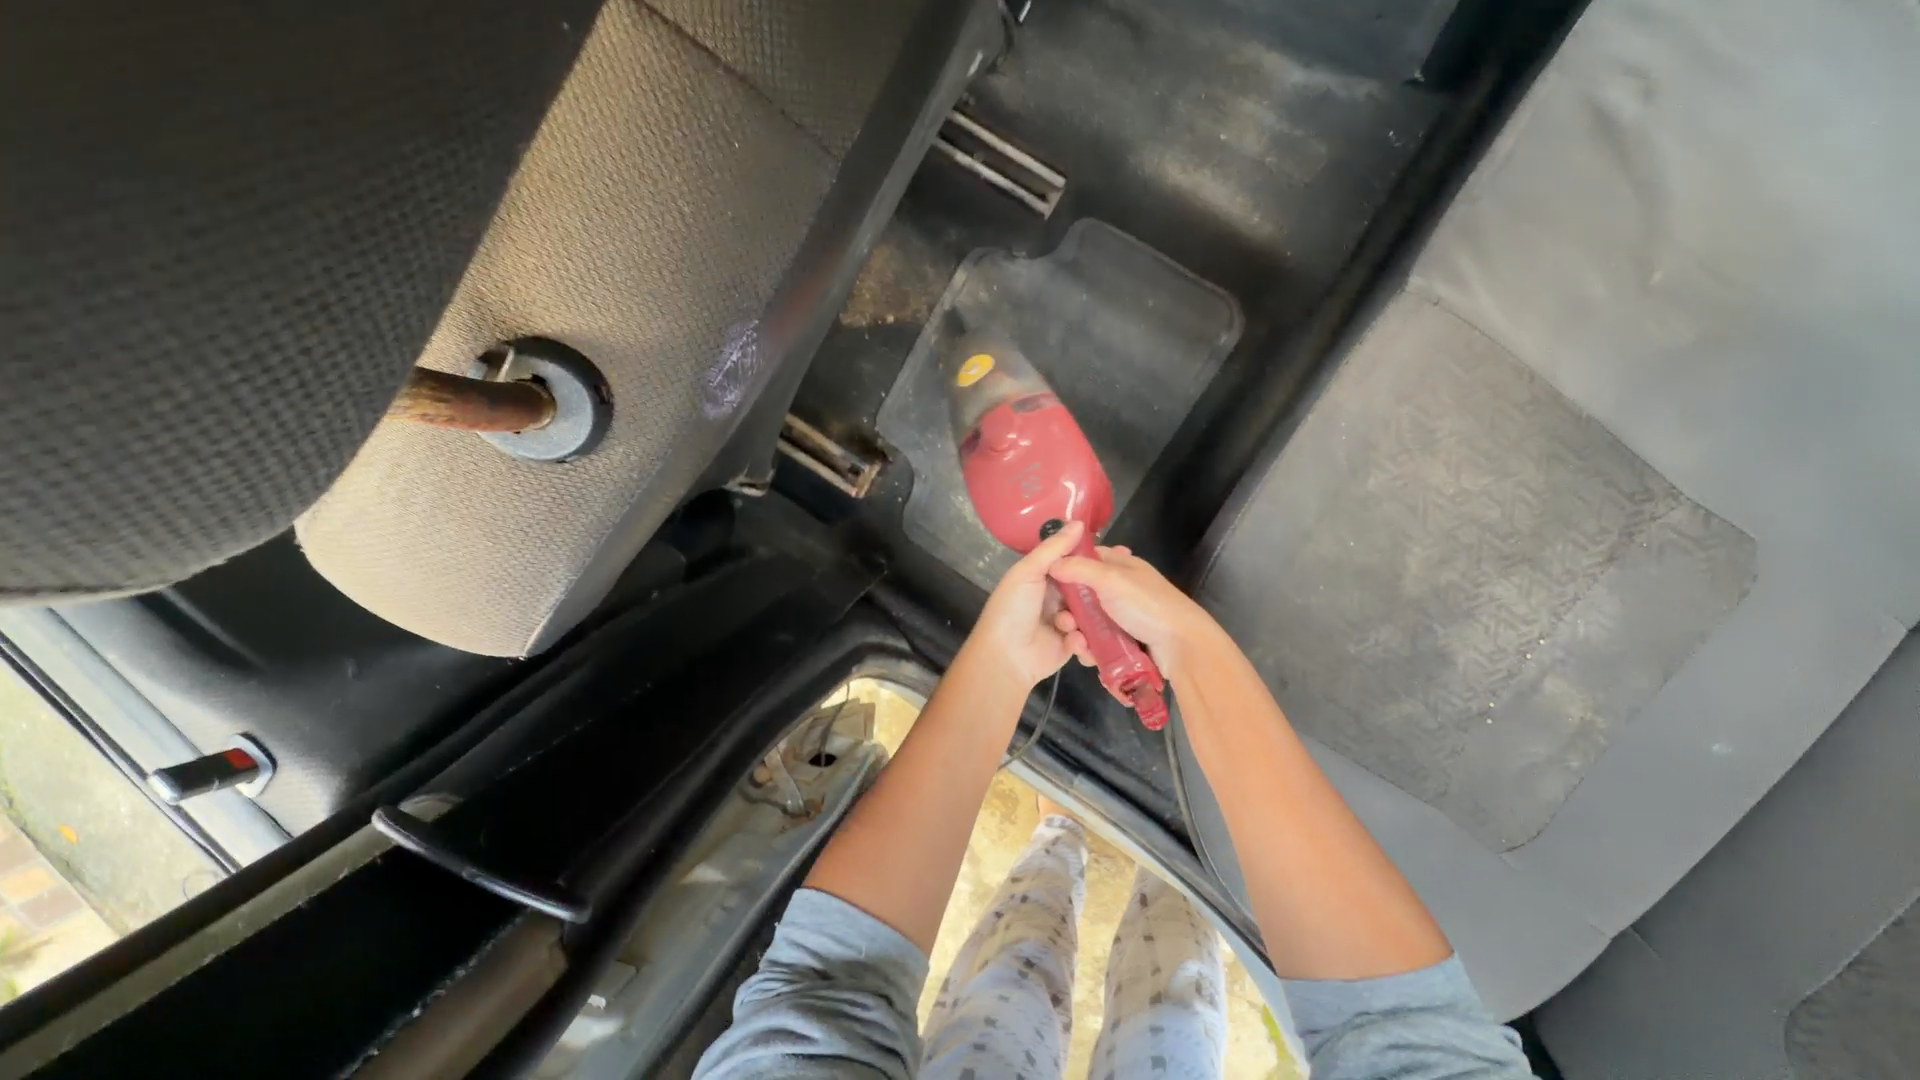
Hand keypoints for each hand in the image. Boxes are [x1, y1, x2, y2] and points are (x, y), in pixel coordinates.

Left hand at [965, 519, 1092, 686]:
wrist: (1007, 656)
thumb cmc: (1013, 609)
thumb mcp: (1028, 572)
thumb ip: (1053, 548)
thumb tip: (1078, 522)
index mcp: (1040, 578)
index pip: (1069, 563)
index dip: (1086, 558)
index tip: (1110, 553)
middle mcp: (1052, 598)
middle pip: (1083, 588)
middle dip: (1092, 590)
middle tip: (1108, 588)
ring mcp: (1063, 622)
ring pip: (1089, 613)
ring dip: (1082, 617)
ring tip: (1067, 622)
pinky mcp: (1071, 645)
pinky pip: (1087, 637)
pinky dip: (1082, 639)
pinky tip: (1071, 639)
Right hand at [1047, 544, 1217, 676]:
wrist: (1181, 645)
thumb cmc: (1147, 605)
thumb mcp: (1112, 579)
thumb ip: (1080, 569)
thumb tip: (1053, 562)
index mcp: (1122, 565)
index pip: (1088, 559)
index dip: (1067, 566)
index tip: (1047, 580)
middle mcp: (1121, 588)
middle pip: (1085, 593)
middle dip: (1071, 609)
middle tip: (1064, 622)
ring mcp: (1123, 616)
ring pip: (1090, 621)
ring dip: (1079, 632)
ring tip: (1077, 643)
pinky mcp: (1125, 640)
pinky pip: (1099, 641)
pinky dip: (1092, 647)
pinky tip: (1088, 654)